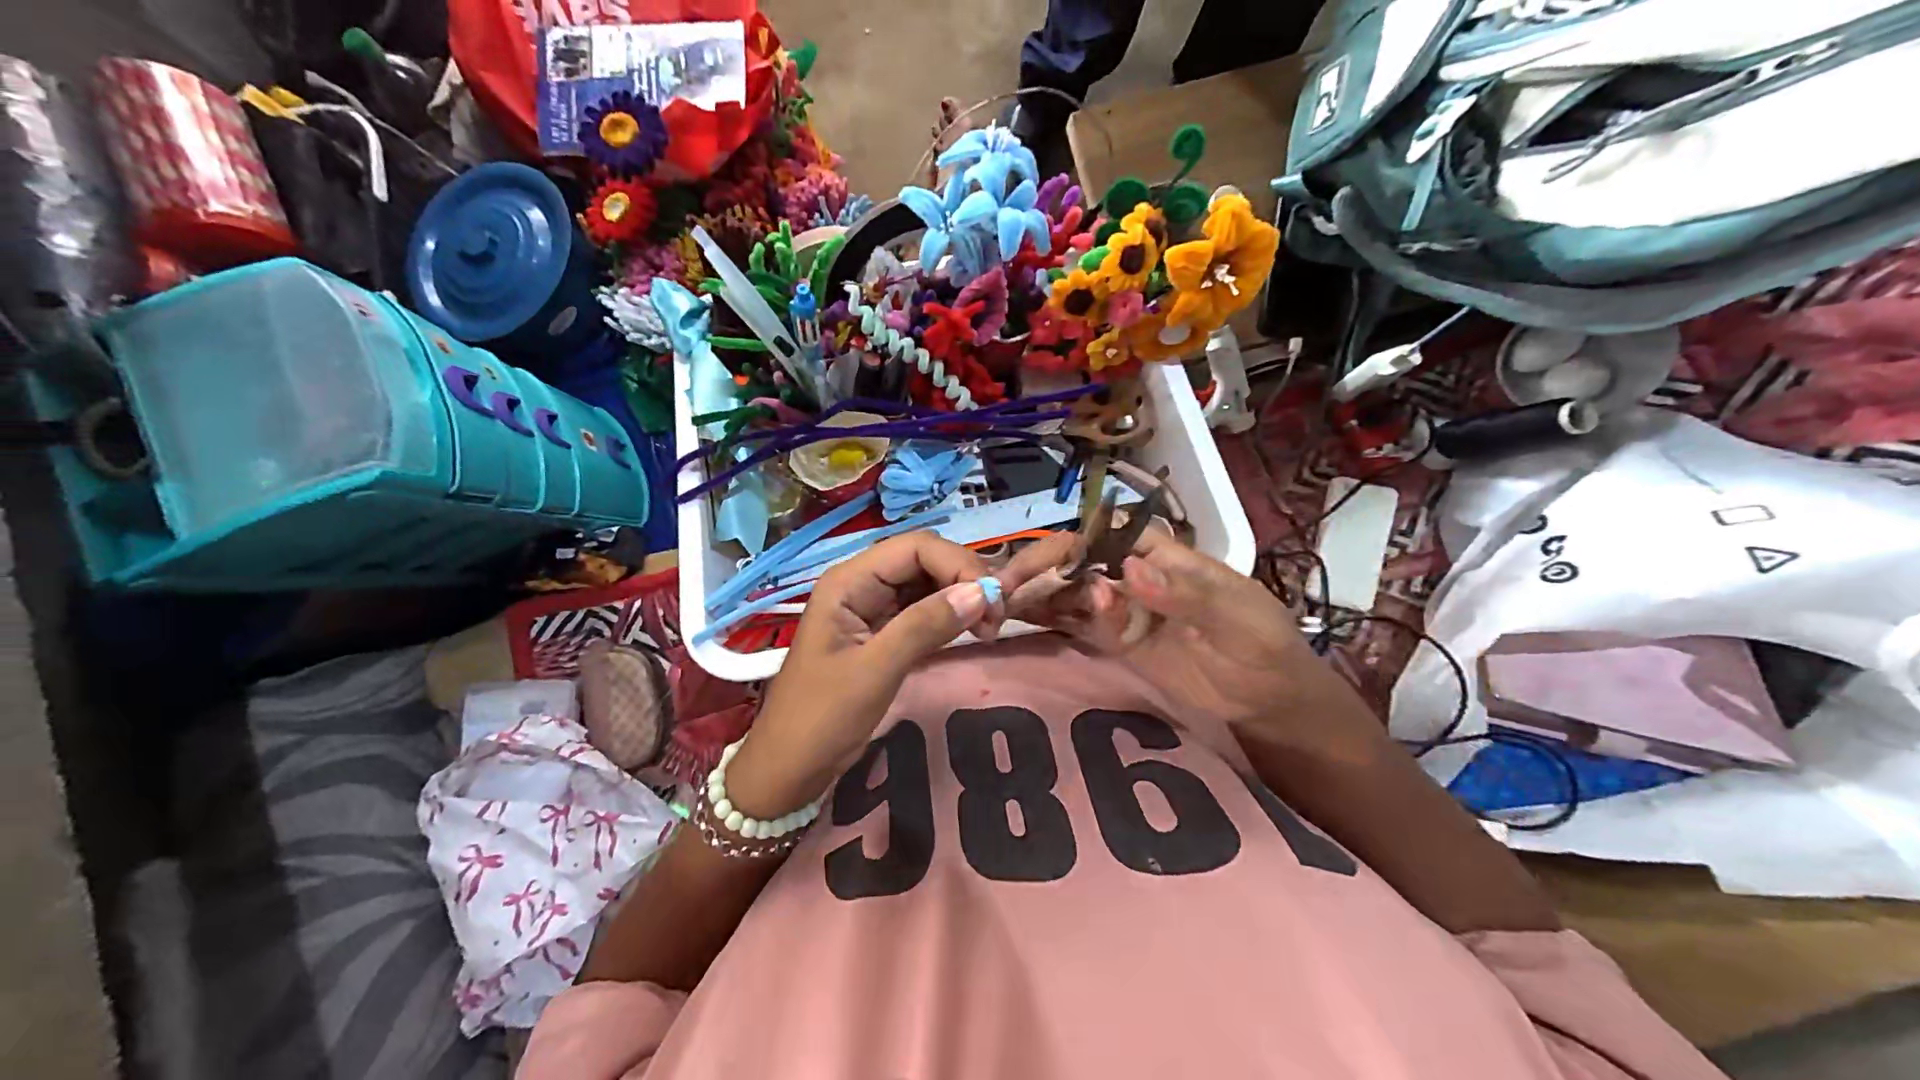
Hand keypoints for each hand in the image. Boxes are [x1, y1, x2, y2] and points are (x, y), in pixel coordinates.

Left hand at [724, 531, 1049, 817]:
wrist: (789, 768)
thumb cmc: (822, 718)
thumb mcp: (875, 670)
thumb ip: (925, 626)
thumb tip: (982, 592)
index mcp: (849, 582)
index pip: (916, 547)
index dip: (958, 564)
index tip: (993, 600)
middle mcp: (861, 585)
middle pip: (924, 560)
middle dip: (963, 578)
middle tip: (996, 617)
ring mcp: (871, 608)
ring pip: (927, 584)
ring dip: (961, 597)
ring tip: (989, 627)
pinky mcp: (882, 632)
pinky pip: (923, 610)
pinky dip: (950, 616)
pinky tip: (971, 631)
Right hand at [1005, 529, 1380, 748]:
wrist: (1270, 698)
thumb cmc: (1262, 643)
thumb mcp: (1235, 616)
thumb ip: (1184, 593)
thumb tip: (1128, 570)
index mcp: (1164, 557)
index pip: (1108, 537)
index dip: (1072, 545)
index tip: (1039, 563)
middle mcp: (1136, 577)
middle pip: (1080, 563)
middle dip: (1041, 570)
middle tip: (1003, 589)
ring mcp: (1125, 610)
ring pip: (1071, 593)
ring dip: (1037, 595)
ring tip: (999, 606)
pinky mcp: (1117, 641)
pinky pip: (1079, 626)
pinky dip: (1049, 620)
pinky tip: (1019, 620)